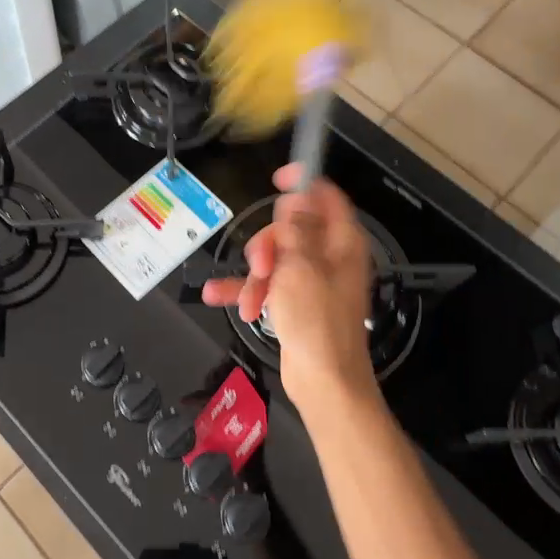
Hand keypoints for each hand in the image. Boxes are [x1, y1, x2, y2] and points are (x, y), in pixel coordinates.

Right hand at [201, 164, 377, 416]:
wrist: (324, 381)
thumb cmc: (317, 322)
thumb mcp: (301, 267)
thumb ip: (295, 229)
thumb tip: (296, 198)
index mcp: (341, 243)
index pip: (327, 197)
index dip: (304, 183)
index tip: (278, 178)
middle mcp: (330, 257)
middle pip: (291, 229)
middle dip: (267, 244)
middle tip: (260, 264)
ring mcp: (312, 281)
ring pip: (275, 259)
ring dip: (255, 276)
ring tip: (250, 301)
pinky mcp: (296, 304)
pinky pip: (267, 287)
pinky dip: (246, 291)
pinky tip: (217, 295)